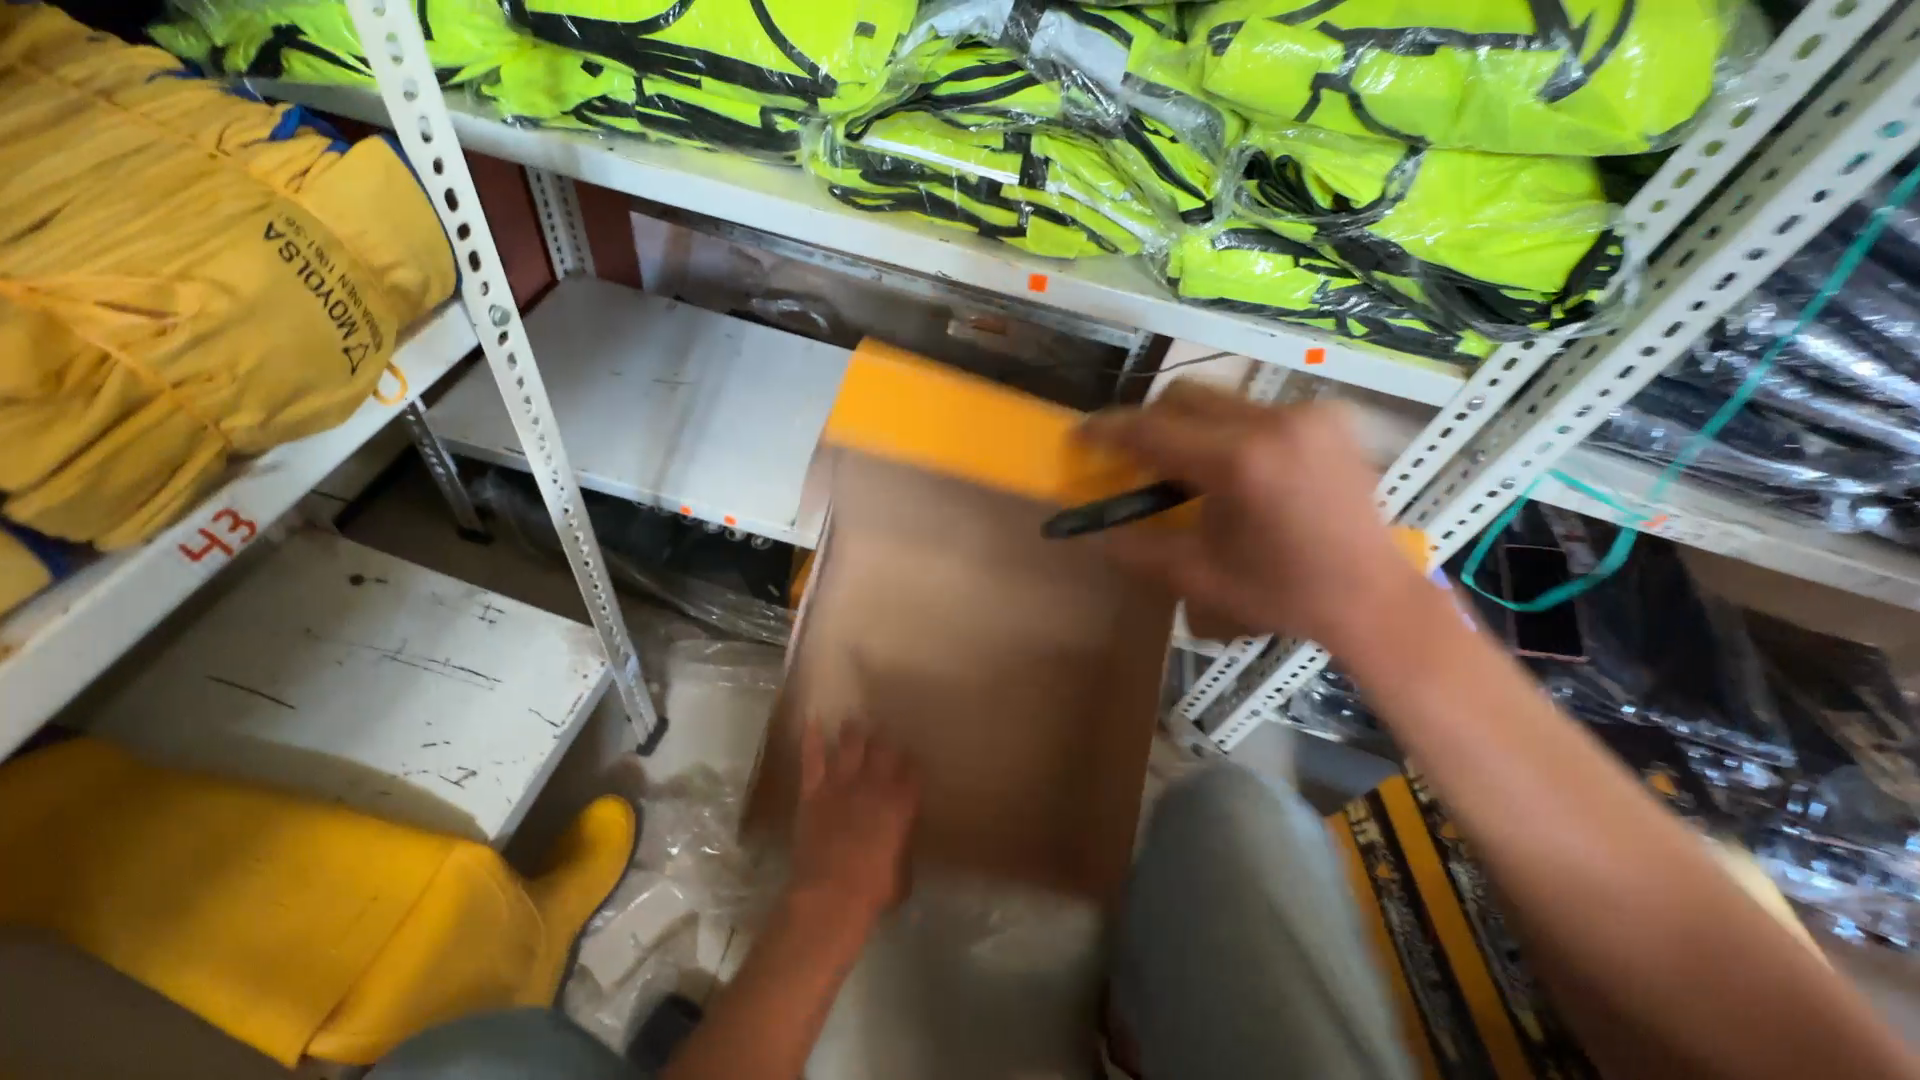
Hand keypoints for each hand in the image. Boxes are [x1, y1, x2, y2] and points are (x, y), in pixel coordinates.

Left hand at [790, 720, 919, 925]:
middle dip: (887, 739)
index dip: (913, 763)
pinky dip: (812, 738)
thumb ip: (903, 845)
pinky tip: (811, 719)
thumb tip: (901, 839)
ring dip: (854, 732)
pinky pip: (812, 759)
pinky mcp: (814, 791)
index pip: (913, 773)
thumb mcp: (903, 870)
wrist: (832, 893)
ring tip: (856, 720)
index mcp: (902, 805)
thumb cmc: (874, 889)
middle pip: (884, 751)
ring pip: (851, 747)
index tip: (913, 757)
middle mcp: (875, 787)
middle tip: (886, 729)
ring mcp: (842, 785)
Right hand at [1080, 380, 1428, 652]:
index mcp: (1238, 463)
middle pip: (1184, 396)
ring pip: (1221, 399)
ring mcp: (1306, 414)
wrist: (1371, 596)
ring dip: (1192, 427)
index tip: (1081, 435)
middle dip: (1149, 422)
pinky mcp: (1328, 417)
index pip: (1153, 430)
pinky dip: (1233, 431)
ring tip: (1189, 469)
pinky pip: (1258, 409)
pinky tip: (1239, 469)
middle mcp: (1273, 423)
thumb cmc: (1282, 594)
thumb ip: (1136, 548)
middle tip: (1134, 456)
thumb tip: (1093, 530)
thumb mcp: (1198, 577)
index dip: (1108, 431)